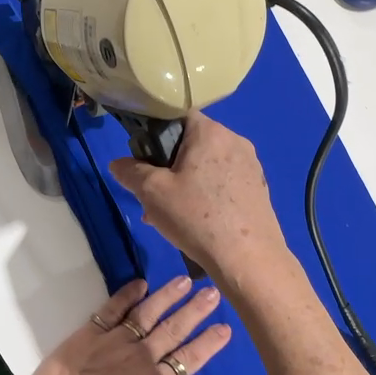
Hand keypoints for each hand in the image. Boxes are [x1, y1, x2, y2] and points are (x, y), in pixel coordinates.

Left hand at [26, 276, 230, 374]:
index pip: (189, 360)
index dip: (209, 343)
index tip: (225, 328)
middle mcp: (140, 358)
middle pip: (173, 330)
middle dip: (195, 311)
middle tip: (212, 292)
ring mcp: (115, 342)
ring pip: (147, 313)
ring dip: (167, 296)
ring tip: (183, 280)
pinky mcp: (90, 332)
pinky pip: (112, 309)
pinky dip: (126, 294)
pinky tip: (140, 283)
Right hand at [108, 113, 288, 284]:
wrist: (248, 259)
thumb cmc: (196, 217)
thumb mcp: (152, 193)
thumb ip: (130, 172)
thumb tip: (117, 164)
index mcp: (210, 132)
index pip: (177, 115)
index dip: (155, 132)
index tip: (142, 158)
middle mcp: (235, 141)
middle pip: (191, 142)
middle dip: (167, 165)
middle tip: (152, 193)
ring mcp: (250, 165)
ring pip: (205, 165)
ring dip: (184, 182)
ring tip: (169, 213)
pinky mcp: (258, 188)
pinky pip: (222, 182)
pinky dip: (204, 193)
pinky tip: (194, 221)